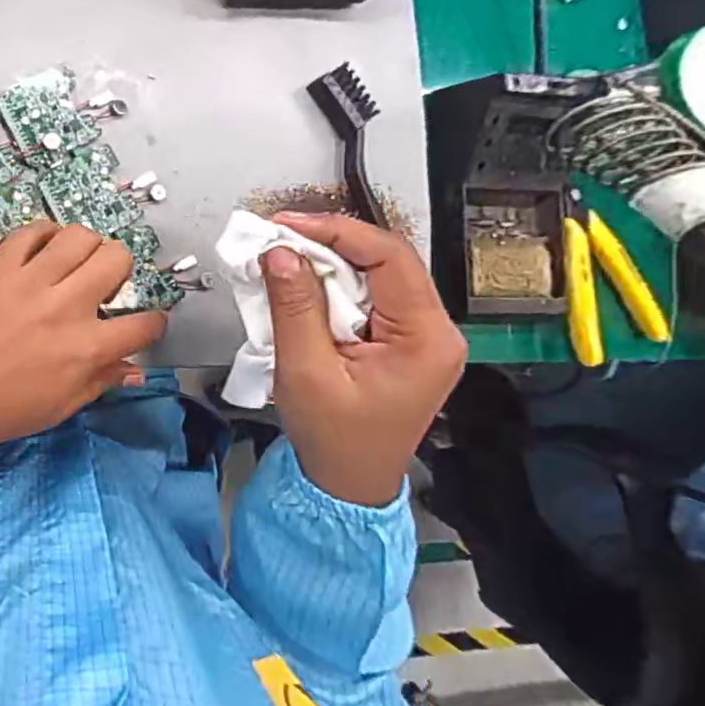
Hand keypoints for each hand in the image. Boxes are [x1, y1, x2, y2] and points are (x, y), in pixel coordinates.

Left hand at [0, 223, 167, 456]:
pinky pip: (29, 232)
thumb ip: (102, 380)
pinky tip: (43, 250)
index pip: (144, 323)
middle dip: (121, 269)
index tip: (144, 323)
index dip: (153, 322)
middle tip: (103, 284)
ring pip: (79, 235)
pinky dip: (43, 234)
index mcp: (86, 348)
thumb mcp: (62, 405)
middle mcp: (64, 307)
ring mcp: (29, 282)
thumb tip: (135, 368)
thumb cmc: (2, 409)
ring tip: (74, 263)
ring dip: (86, 246)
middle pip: (117, 258)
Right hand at [263, 213, 466, 505]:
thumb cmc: (334, 437)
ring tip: (276, 265)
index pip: (390, 258)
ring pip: (367, 278)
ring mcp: (414, 336)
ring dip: (319, 269)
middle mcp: (431, 330)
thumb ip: (294, 308)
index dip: (337, 232)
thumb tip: (280, 253)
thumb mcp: (306, 371)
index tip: (287, 224)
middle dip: (323, 248)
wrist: (346, 481)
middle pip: (381, 263)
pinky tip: (294, 291)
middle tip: (273, 243)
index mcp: (426, 338)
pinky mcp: (393, 341)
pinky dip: (322, 290)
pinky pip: (358, 299)